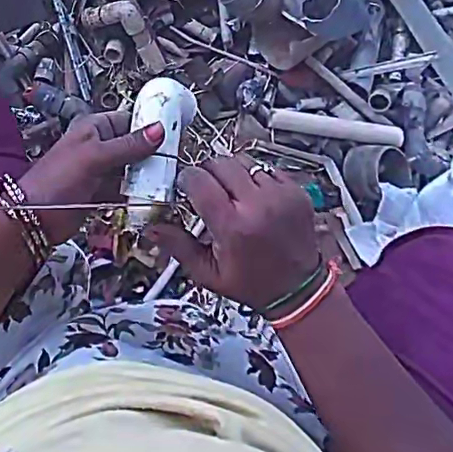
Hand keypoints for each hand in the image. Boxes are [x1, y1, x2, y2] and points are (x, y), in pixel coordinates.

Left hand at [15, 112, 164, 241]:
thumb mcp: (95, 156)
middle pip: (135, 145)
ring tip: (169, 180)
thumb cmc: (57, 178)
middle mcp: (99, 145)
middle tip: (175, 161)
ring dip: (148, 175)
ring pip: (133, 168)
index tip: (174, 133)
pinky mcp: (103, 192)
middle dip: (153, 154)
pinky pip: (127, 189)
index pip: (129, 119)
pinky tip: (153, 196)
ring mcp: (102, 170)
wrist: (35, 217)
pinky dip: (139, 193)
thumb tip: (158, 129)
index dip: (150, 125)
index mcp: (94, 127)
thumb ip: (128, 145)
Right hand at [147, 154, 322, 310]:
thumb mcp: (209, 274)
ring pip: (242, 161)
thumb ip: (179, 247)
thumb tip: (152, 228)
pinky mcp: (295, 190)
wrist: (301, 290)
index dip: (188, 179)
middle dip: (208, 172)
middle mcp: (257, 206)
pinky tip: (255, 198)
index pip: (198, 179)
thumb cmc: (253, 283)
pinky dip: (256, 178)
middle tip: (209, 190)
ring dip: (232, 173)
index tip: (187, 186)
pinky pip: (266, 168)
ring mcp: (280, 195)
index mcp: (232, 226)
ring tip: (234, 195)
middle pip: (219, 163)